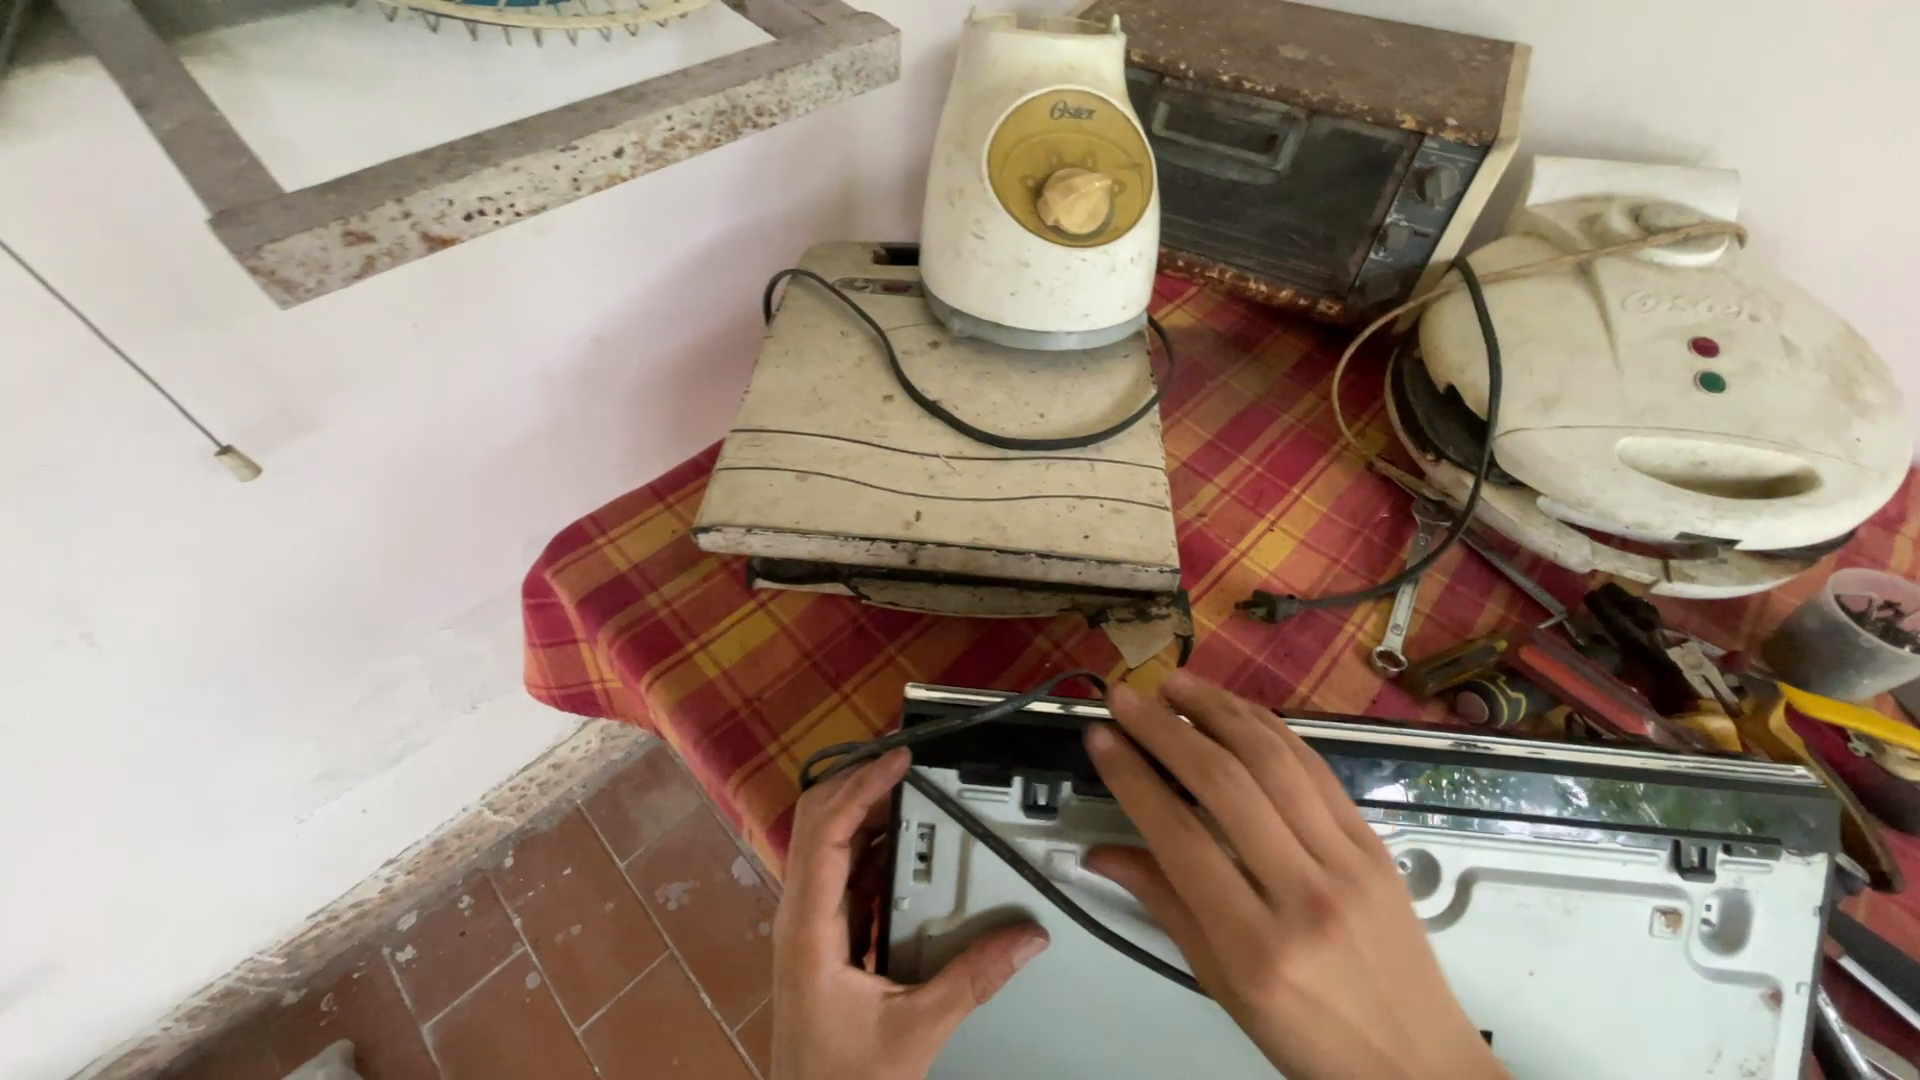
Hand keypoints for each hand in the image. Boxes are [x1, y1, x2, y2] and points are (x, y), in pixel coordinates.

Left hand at [770, 749, 1050, 1079]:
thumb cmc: (847, 1079)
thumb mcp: (917, 1030)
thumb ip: (973, 980)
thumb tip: (1028, 938)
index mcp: (810, 929)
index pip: (825, 833)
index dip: (859, 786)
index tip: (899, 760)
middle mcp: (801, 915)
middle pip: (817, 824)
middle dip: (859, 785)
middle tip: (907, 764)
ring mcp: (809, 923)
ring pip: (827, 842)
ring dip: (864, 810)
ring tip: (911, 791)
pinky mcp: (824, 934)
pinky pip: (844, 871)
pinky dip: (872, 845)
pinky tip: (906, 844)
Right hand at [1084, 672, 1508, 1079]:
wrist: (1421, 1065)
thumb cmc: (1307, 1036)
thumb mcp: (1221, 983)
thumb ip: (1162, 904)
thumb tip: (1098, 853)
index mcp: (1255, 945)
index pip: (1179, 838)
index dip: (1132, 778)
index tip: (1100, 738)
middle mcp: (1305, 893)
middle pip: (1225, 786)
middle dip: (1165, 731)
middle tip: (1125, 699)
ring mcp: (1349, 861)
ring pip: (1275, 761)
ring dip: (1218, 710)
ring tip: (1175, 685)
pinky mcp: (1375, 842)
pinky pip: (1315, 768)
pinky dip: (1269, 728)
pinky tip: (1235, 709)